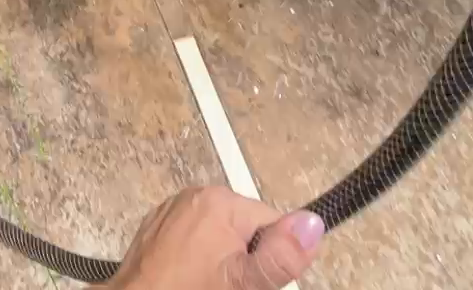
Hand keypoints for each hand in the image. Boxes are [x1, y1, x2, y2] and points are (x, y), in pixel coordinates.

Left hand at [101, 186, 321, 289]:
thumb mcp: (245, 284)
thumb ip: (281, 256)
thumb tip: (315, 221)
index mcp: (222, 201)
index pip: (273, 222)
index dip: (272, 258)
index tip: (254, 281)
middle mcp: (198, 192)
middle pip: (246, 226)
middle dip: (248, 257)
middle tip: (231, 285)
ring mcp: (174, 205)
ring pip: (220, 231)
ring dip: (224, 256)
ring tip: (210, 283)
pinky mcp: (158, 221)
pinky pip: (195, 233)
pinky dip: (200, 253)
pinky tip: (192, 278)